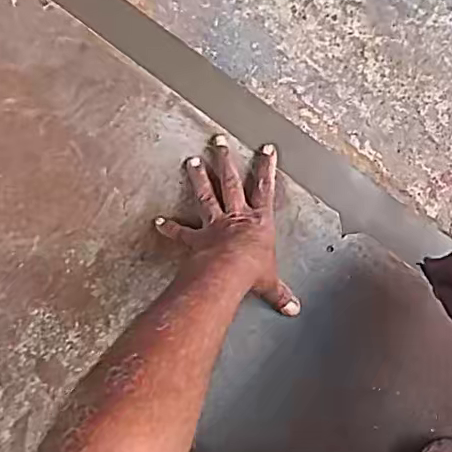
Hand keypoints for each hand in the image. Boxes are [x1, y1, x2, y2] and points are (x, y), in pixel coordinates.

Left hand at [156, 136, 300, 315]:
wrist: (228, 274)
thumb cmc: (251, 272)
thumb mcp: (271, 282)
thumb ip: (280, 293)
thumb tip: (293, 309)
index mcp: (259, 221)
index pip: (265, 188)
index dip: (266, 167)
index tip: (266, 149)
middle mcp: (236, 217)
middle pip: (231, 183)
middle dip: (226, 161)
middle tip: (218, 142)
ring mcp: (215, 225)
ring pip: (206, 195)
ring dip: (199, 178)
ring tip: (192, 160)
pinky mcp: (197, 238)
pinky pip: (181, 232)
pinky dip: (169, 227)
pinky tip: (158, 221)